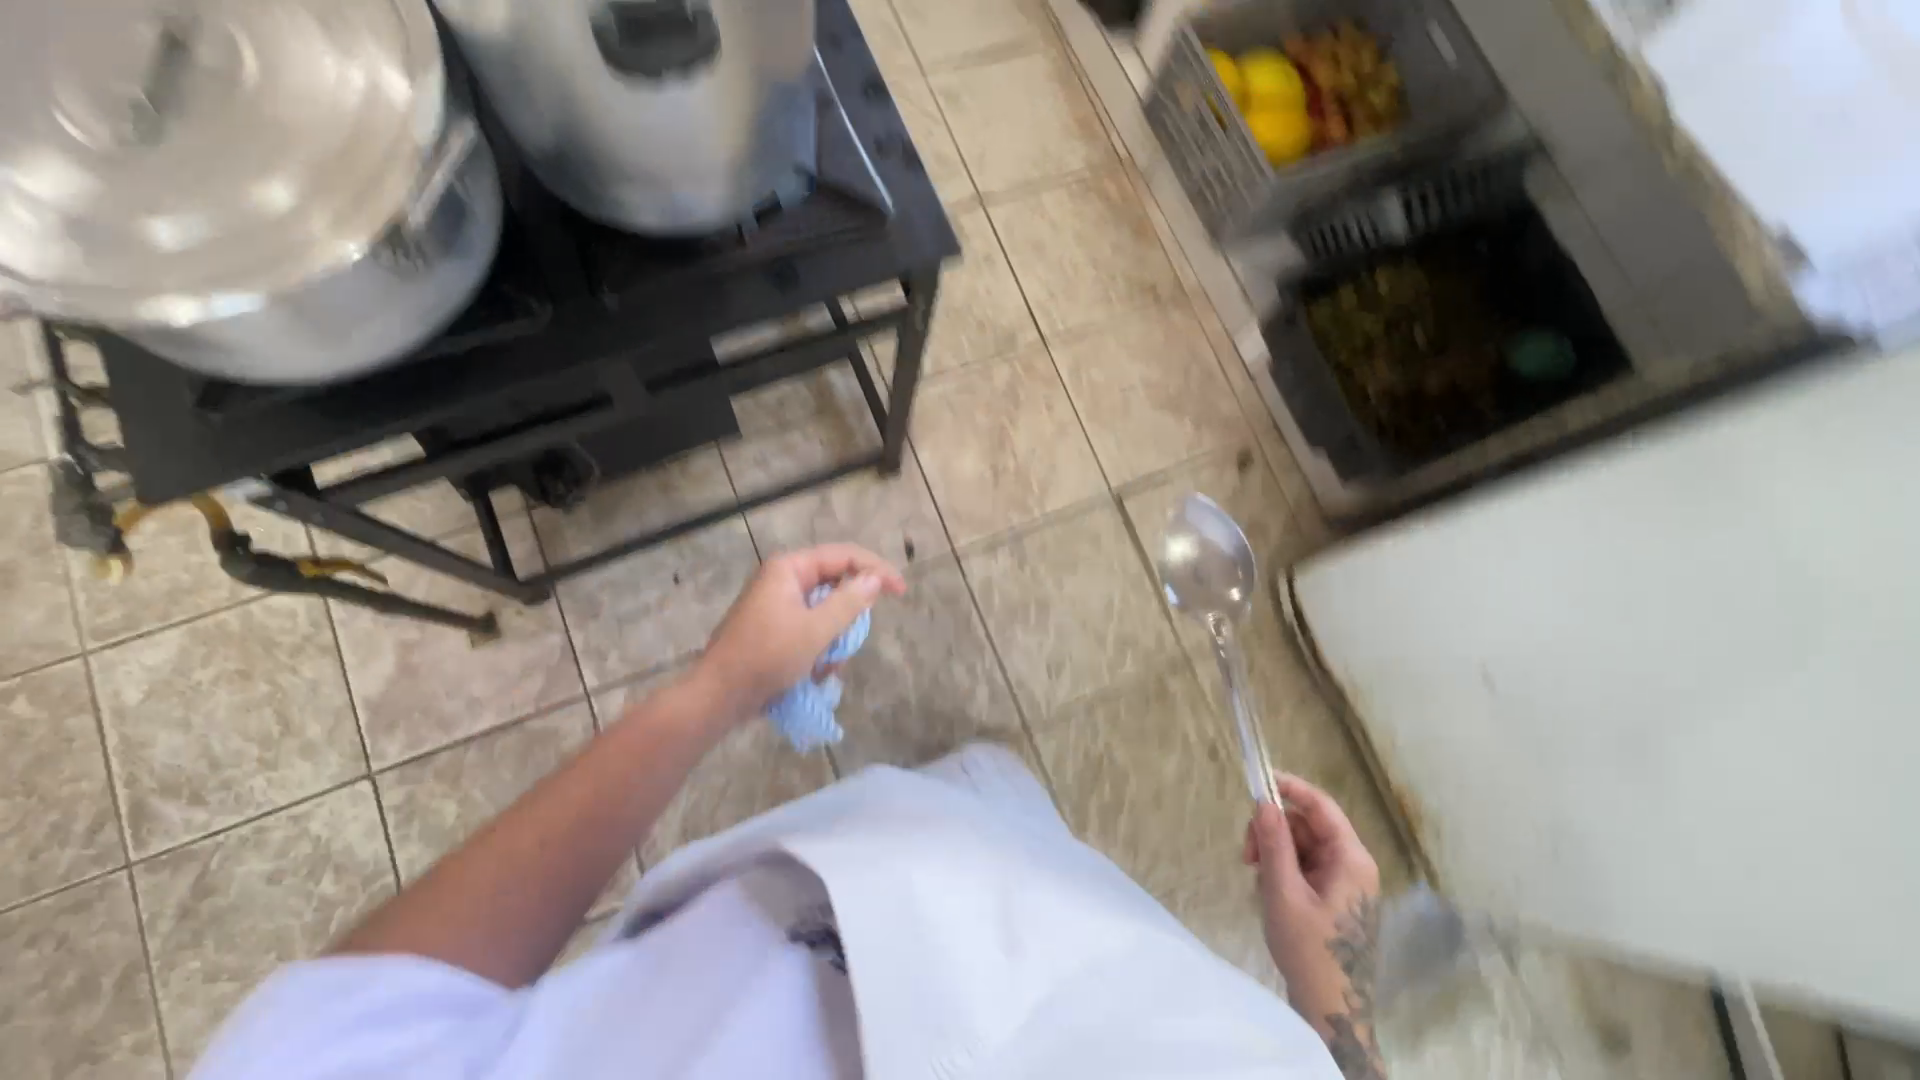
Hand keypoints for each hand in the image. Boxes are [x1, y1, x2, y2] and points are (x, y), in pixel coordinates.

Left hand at [690, 544, 905, 725]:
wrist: (719, 696)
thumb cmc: (767, 657)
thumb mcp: (816, 630)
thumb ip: (849, 601)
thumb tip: (876, 578)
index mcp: (789, 568)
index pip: (845, 555)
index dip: (877, 570)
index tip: (901, 592)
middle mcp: (782, 579)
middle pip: (835, 583)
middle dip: (848, 616)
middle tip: (851, 641)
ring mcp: (776, 604)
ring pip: (825, 611)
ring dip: (834, 638)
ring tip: (827, 664)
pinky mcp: (774, 628)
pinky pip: (810, 628)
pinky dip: (819, 648)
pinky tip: (814, 672)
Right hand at [1244, 774, 1385, 1078]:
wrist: (1330, 1007)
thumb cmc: (1309, 949)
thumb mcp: (1283, 892)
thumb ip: (1274, 843)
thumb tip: (1264, 802)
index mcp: (1350, 859)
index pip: (1320, 806)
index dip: (1290, 788)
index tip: (1256, 782)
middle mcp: (1353, 864)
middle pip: (1308, 825)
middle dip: (1273, 829)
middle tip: (1247, 854)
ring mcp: (1345, 882)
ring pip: (1303, 845)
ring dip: (1275, 850)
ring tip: (1256, 875)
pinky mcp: (1334, 897)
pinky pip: (1305, 866)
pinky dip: (1282, 868)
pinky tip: (1269, 889)